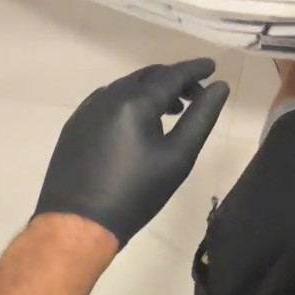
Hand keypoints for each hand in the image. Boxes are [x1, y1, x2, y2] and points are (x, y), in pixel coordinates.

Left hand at [34, 59, 230, 244]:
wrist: (76, 228)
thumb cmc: (135, 194)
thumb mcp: (178, 157)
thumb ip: (201, 117)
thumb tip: (220, 87)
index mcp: (135, 102)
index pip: (173, 74)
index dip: (195, 69)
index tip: (213, 67)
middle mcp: (109, 96)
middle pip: (150, 76)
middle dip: (175, 79)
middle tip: (195, 93)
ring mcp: (88, 109)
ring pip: (128, 86)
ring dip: (152, 90)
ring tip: (171, 109)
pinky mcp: (75, 124)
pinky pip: (109, 99)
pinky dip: (130, 100)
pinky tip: (137, 121)